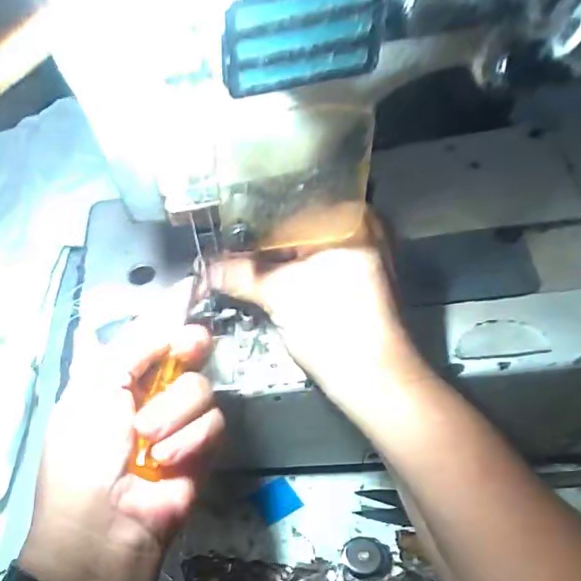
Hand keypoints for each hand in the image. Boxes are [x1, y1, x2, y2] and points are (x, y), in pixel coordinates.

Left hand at [19, 288, 224, 580]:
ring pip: (201, 388)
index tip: (191, 289)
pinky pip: (213, 423)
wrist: (104, 527)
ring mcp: (177, 424)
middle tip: (190, 345)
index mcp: (111, 377)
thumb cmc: (83, 456)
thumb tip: (166, 304)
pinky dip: (190, 440)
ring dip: (174, 412)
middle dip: (187, 346)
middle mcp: (147, 395)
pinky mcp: (201, 452)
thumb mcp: (93, 392)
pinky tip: (167, 462)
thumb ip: (132, 346)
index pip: (145, 334)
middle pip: (185, 351)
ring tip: (148, 443)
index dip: (167, 312)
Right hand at [206, 216, 424, 409]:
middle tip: (224, 253)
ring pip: (306, 252)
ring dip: (275, 264)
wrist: (375, 379)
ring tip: (238, 271)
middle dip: (261, 244)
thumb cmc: (333, 326)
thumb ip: (239, 273)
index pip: (288, 201)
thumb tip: (205, 268)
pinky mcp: (360, 288)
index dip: (250, 217)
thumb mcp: (278, 294)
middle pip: (298, 227)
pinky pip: (318, 272)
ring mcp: (364, 259)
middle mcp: (362, 229)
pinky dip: (293, 279)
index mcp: (348, 216)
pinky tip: (266, 289)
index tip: (221, 232)